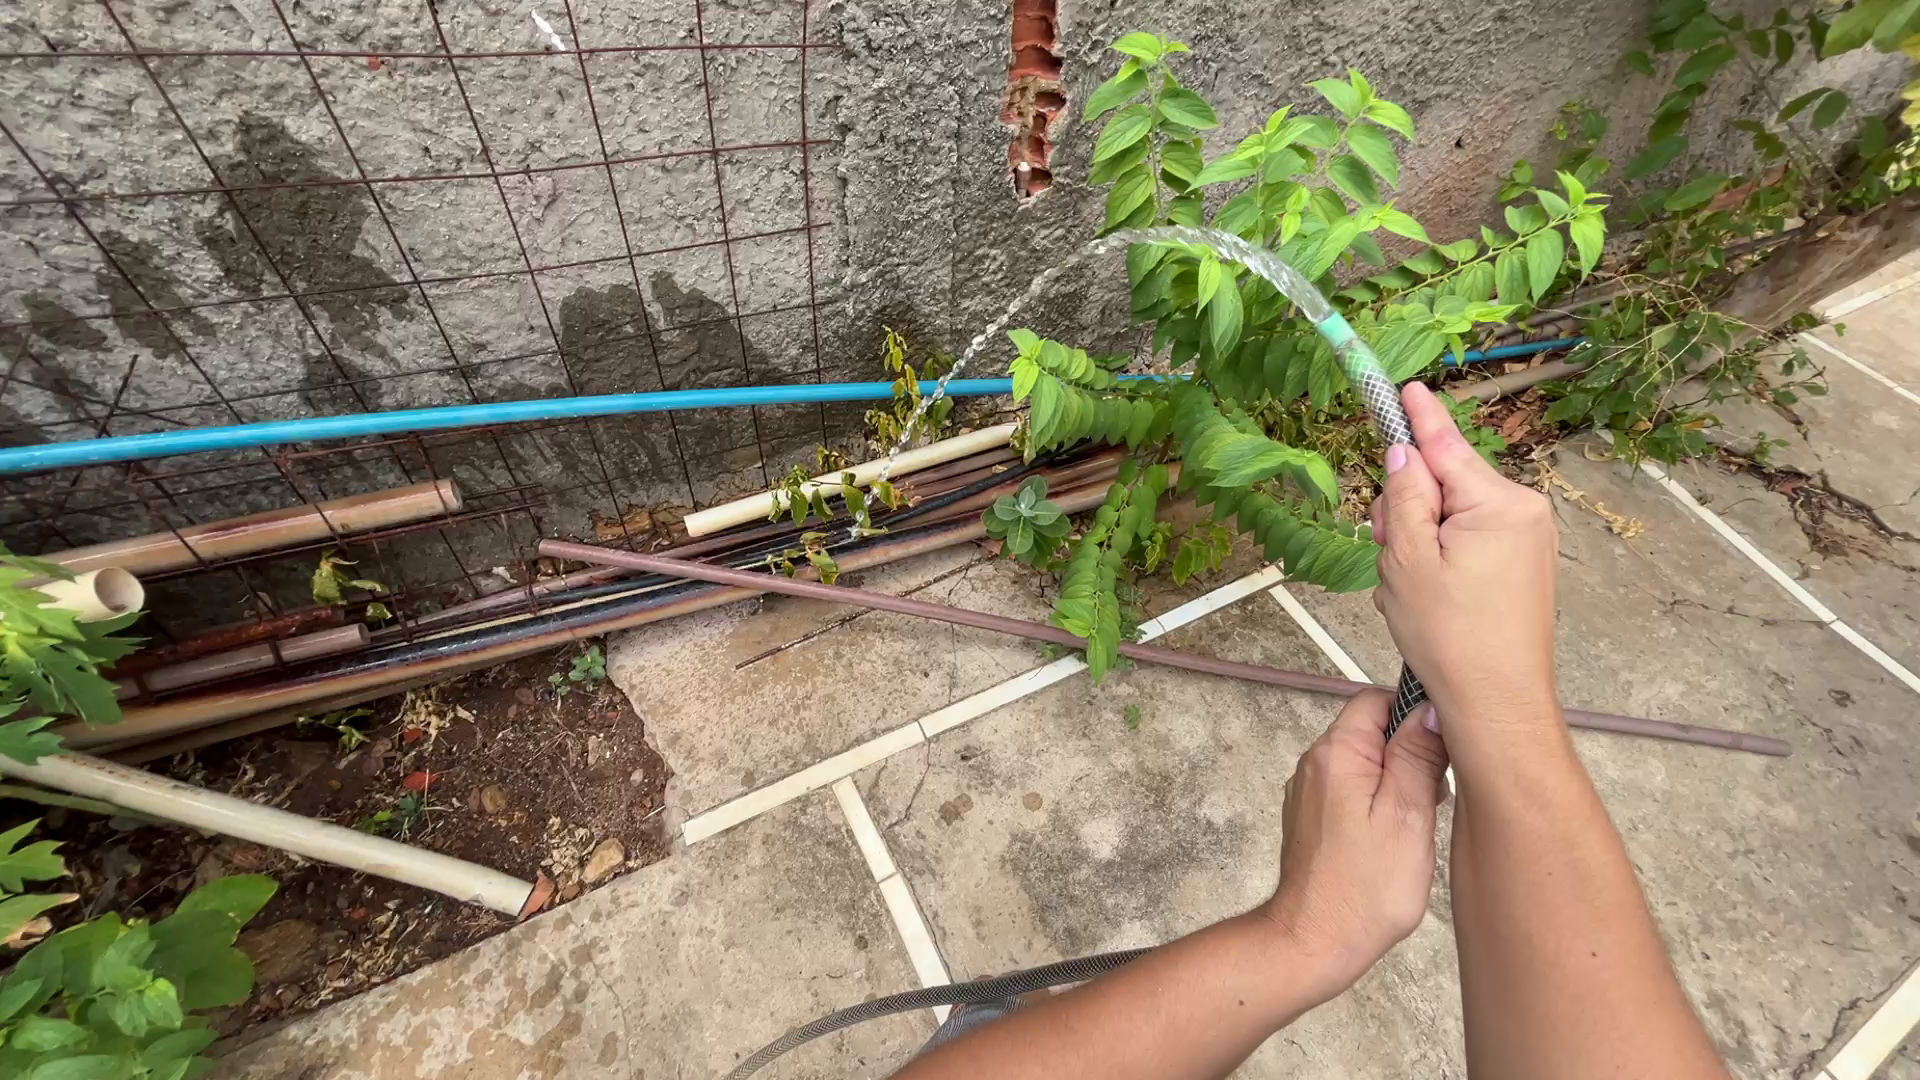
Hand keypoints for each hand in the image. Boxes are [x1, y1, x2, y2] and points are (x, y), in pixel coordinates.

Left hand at [1260, 690, 1449, 996]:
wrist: (1316, 934)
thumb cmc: (1365, 885)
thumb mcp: (1408, 815)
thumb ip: (1417, 756)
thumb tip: (1430, 709)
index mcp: (1335, 752)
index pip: (1373, 700)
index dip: (1412, 713)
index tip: (1442, 745)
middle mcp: (1314, 762)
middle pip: (1369, 730)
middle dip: (1408, 752)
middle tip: (1432, 794)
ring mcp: (1309, 787)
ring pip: (1363, 760)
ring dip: (1396, 779)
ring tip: (1414, 822)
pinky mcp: (1312, 812)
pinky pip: (1350, 786)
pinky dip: (1376, 799)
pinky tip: (1393, 834)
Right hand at [1370, 382, 1560, 745]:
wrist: (1495, 698)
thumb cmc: (1448, 632)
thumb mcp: (1407, 558)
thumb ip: (1403, 499)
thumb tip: (1402, 454)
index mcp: (1499, 504)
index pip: (1447, 447)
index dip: (1420, 417)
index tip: (1406, 385)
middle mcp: (1523, 512)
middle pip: (1444, 482)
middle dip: (1406, 506)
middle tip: (1387, 547)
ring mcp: (1526, 538)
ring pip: (1449, 512)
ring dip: (1416, 535)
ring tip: (1407, 581)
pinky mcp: (1520, 563)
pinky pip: (1465, 536)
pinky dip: (1436, 551)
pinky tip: (1426, 587)